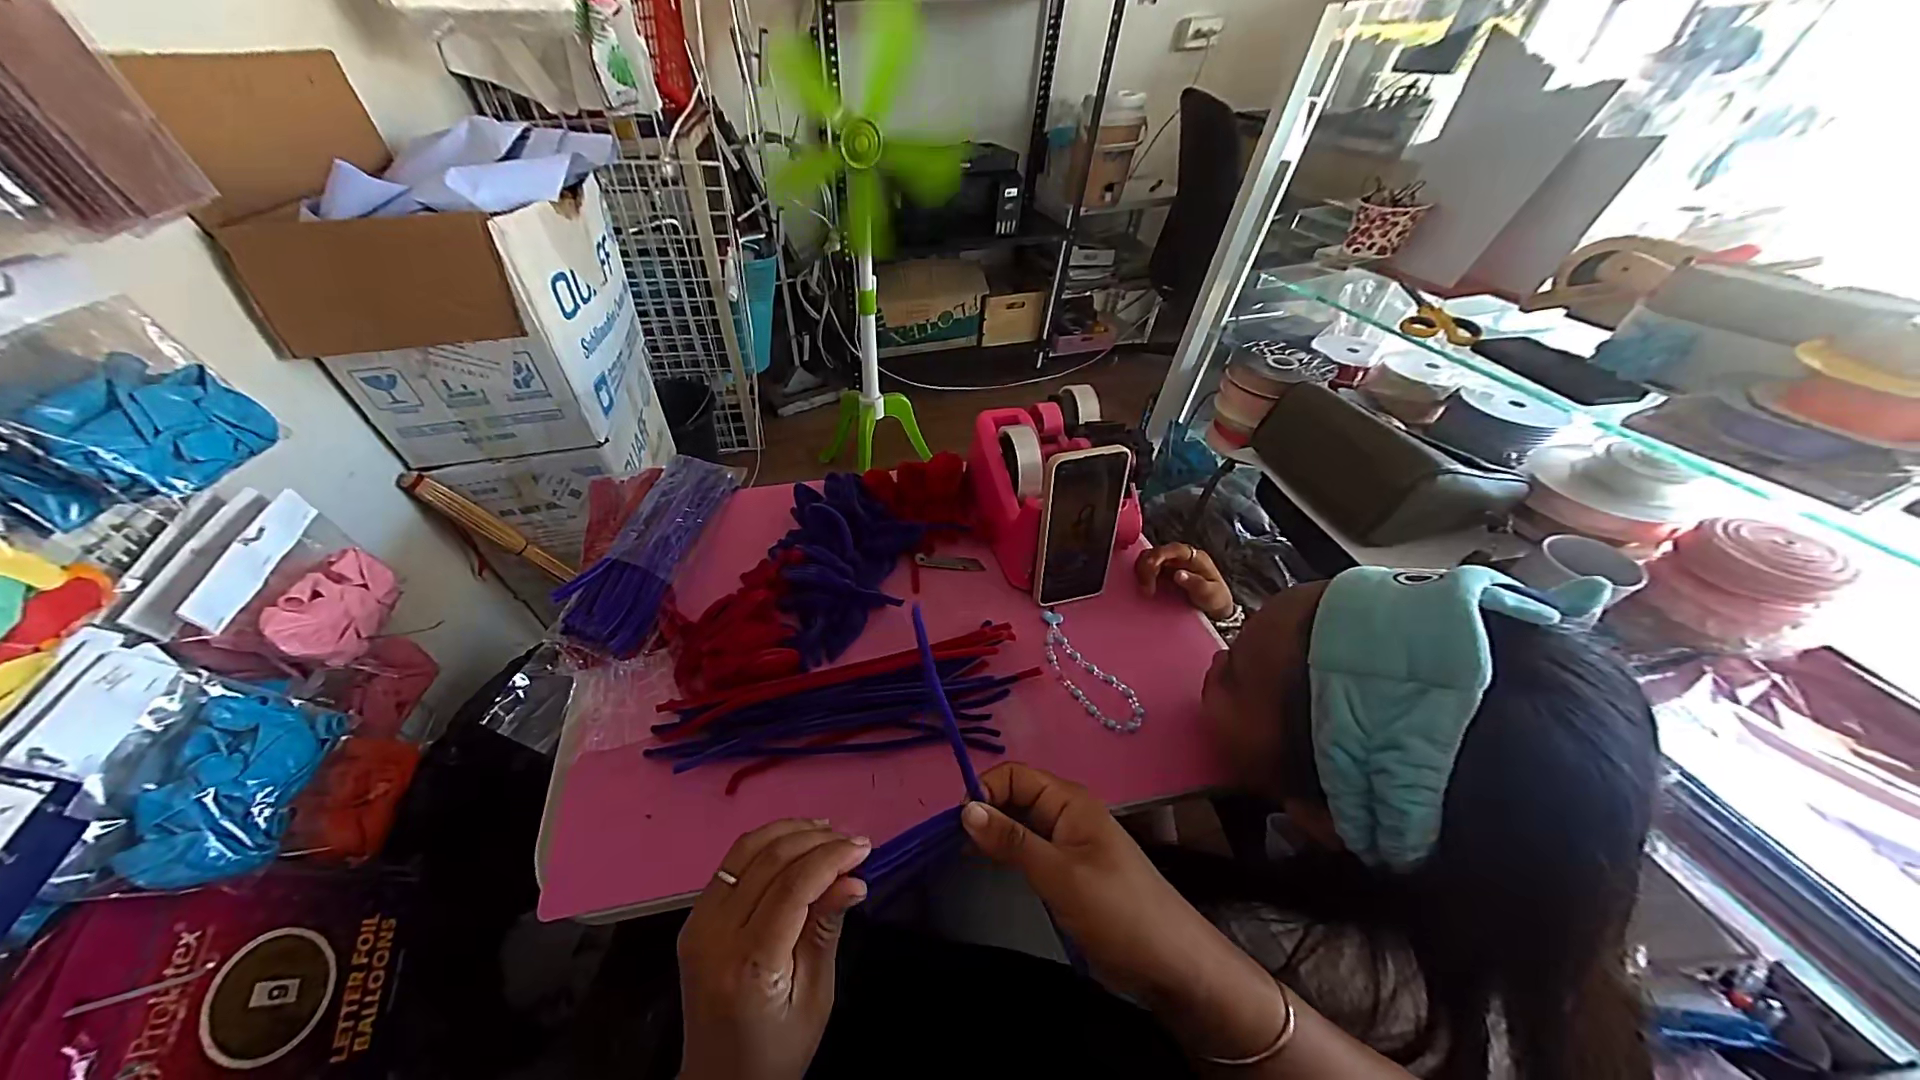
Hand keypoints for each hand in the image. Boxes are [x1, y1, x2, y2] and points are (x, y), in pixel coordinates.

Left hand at [677, 820, 870, 1079]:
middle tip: (853, 840)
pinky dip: (766, 842)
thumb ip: (826, 930)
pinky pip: (732, 863)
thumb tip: (854, 879)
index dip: (831, 858)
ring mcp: (697, 923)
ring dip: (790, 831)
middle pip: (769, 860)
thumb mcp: (815, 998)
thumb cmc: (775, 1051)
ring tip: (827, 830)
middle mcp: (714, 935)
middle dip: (817, 840)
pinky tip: (795, 841)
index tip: (864, 847)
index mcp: (748, 964)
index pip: (793, 886)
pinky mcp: (694, 918)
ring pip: (746, 849)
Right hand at [960, 764, 1287, 1059]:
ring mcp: (1067, 841)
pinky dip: (1005, 851)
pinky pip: (1028, 847)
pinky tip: (985, 865)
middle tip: (953, 841)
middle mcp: (1066, 812)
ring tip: (961, 853)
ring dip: (993, 831)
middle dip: (985, 810)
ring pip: (1019, 822)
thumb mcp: (1060, 875)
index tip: (958, 823)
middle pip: (1015, 795)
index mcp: (1069, 800)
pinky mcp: (1066, 868)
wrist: (1172, 963)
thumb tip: (966, 808)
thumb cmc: (1118, 910)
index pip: (1015, 774)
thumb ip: (1012, 841)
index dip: (985, 790)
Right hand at [1136, 543, 1235, 619]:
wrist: (1215, 607)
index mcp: (1194, 557)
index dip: (1159, 555)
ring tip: (1146, 591)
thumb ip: (1196, 584)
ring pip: (1148, 558)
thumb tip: (1178, 574)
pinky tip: (1145, 588)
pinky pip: (1147, 568)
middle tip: (1147, 589)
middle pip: (1156, 552)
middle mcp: (1180, 556)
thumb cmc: (1215, 599)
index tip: (1151, 569)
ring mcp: (1170, 563)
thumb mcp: (1211, 594)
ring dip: (1142, 572)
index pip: (1173, 549)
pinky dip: (1142, 576)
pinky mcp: (1163, 572)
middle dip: (1146, 567)